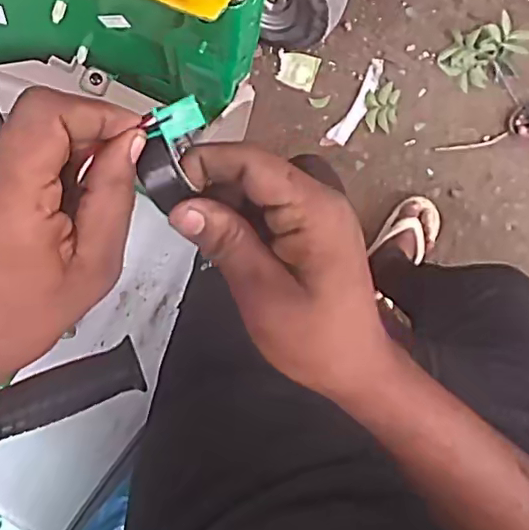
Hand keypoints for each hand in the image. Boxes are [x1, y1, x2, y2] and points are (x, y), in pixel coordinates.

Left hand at [0, 87, 144, 394]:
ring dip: (65, 150)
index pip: (47, 114)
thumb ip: (114, 193)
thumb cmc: (23, 314)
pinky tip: (50, 201)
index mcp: (5, 200)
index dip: (96, 114)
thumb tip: (128, 143)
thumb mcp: (95, 265)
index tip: (128, 131)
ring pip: (29, 127)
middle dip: (87, 131)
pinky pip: (13, 145)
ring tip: (73, 199)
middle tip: (111, 166)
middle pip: (39, 114)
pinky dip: (42, 162)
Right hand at [169, 144, 407, 401]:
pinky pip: (269, 201)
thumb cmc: (317, 340)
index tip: (171, 181)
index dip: (208, 161)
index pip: (253, 161)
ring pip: (260, 181)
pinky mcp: (311, 224)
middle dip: (214, 181)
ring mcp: (318, 210)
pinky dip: (241, 212)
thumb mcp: (261, 291)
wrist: (357, 367)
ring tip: (202, 229)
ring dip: (226, 197)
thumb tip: (183, 207)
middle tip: (182, 212)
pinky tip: (225, 237)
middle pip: (256, 166)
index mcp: (315, 209)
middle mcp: (321, 198)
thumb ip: (224, 241)